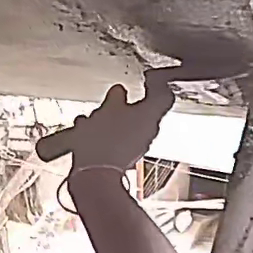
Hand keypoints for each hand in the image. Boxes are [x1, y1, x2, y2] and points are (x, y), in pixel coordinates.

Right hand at [63, 67, 181, 172]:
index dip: (157, 84)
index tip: (147, 79)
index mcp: (151, 114)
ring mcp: (136, 147)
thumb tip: (119, 91)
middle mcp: (149, 131)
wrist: (94, 172)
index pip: (165, 94)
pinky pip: (116, 141)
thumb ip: (117, 96)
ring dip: (112, 120)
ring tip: (93, 118)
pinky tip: (88, 133)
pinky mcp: (122, 159)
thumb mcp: (109, 107)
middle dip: (126, 105)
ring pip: (127, 127)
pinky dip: (105, 135)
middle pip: (143, 112)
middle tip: (115, 99)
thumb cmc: (105, 139)